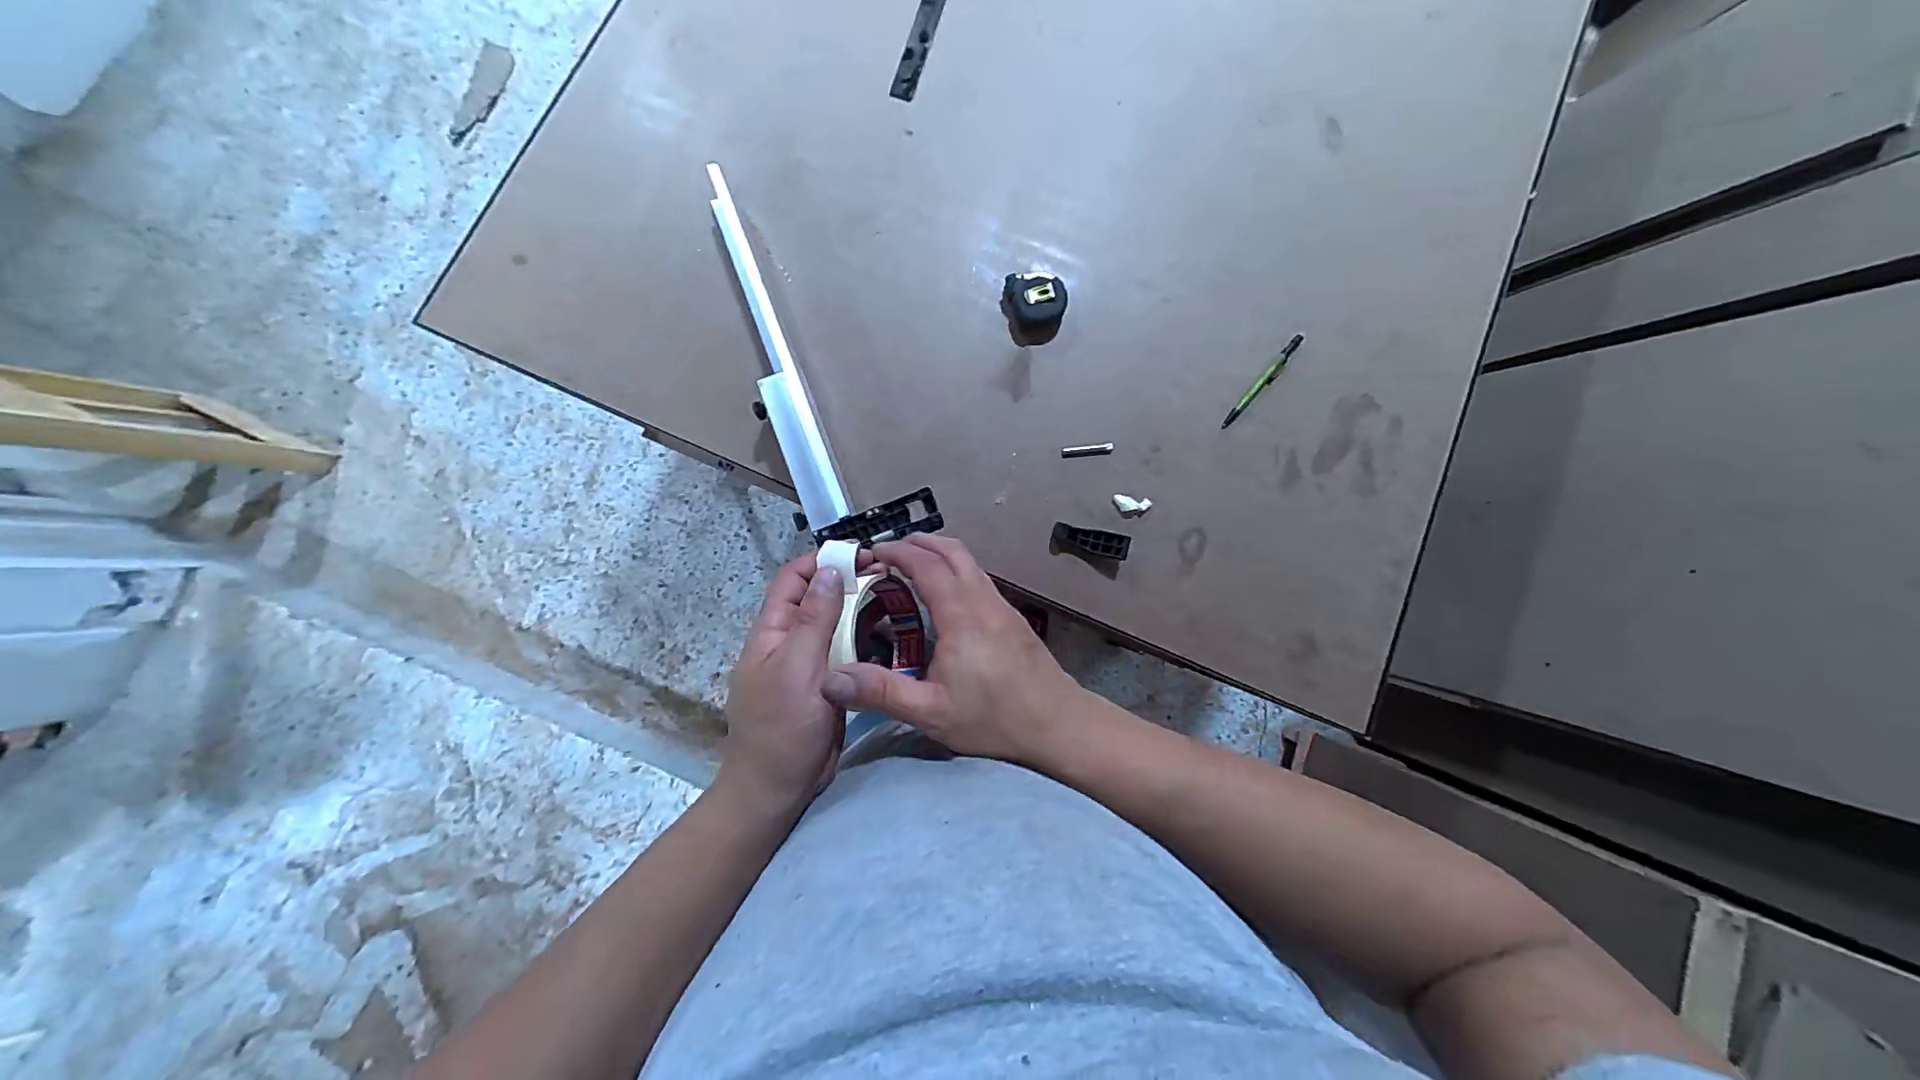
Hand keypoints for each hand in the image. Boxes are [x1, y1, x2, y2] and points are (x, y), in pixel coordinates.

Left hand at [720, 549, 872, 813]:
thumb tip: (827, 569)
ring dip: (862, 610)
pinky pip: (847, 653)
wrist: (778, 787)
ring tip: (899, 600)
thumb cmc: (783, 726)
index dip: (823, 560)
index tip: (862, 554)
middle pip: (818, 599)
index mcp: (772, 632)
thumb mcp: (797, 667)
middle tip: (891, 576)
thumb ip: (814, 618)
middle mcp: (790, 641)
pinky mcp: (828, 684)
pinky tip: (893, 636)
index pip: (794, 579)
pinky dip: (867, 640)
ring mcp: (809, 664)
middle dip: (850, 582)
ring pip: (837, 625)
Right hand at [820, 535, 1083, 762]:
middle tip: (887, 554)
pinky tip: (943, 599)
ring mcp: (1003, 606)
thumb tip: (832, 679)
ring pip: (970, 562)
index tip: (871, 554)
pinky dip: (955, 571)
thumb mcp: (931, 712)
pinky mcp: (1013, 618)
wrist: (1058, 724)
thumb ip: (881, 692)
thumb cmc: (995, 718)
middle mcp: (984, 600)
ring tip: (910, 570)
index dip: (897, 552)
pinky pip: (979, 579)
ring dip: (938, 555)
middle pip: (951, 551)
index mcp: (962, 615)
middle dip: (917, 543)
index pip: (926, 564)